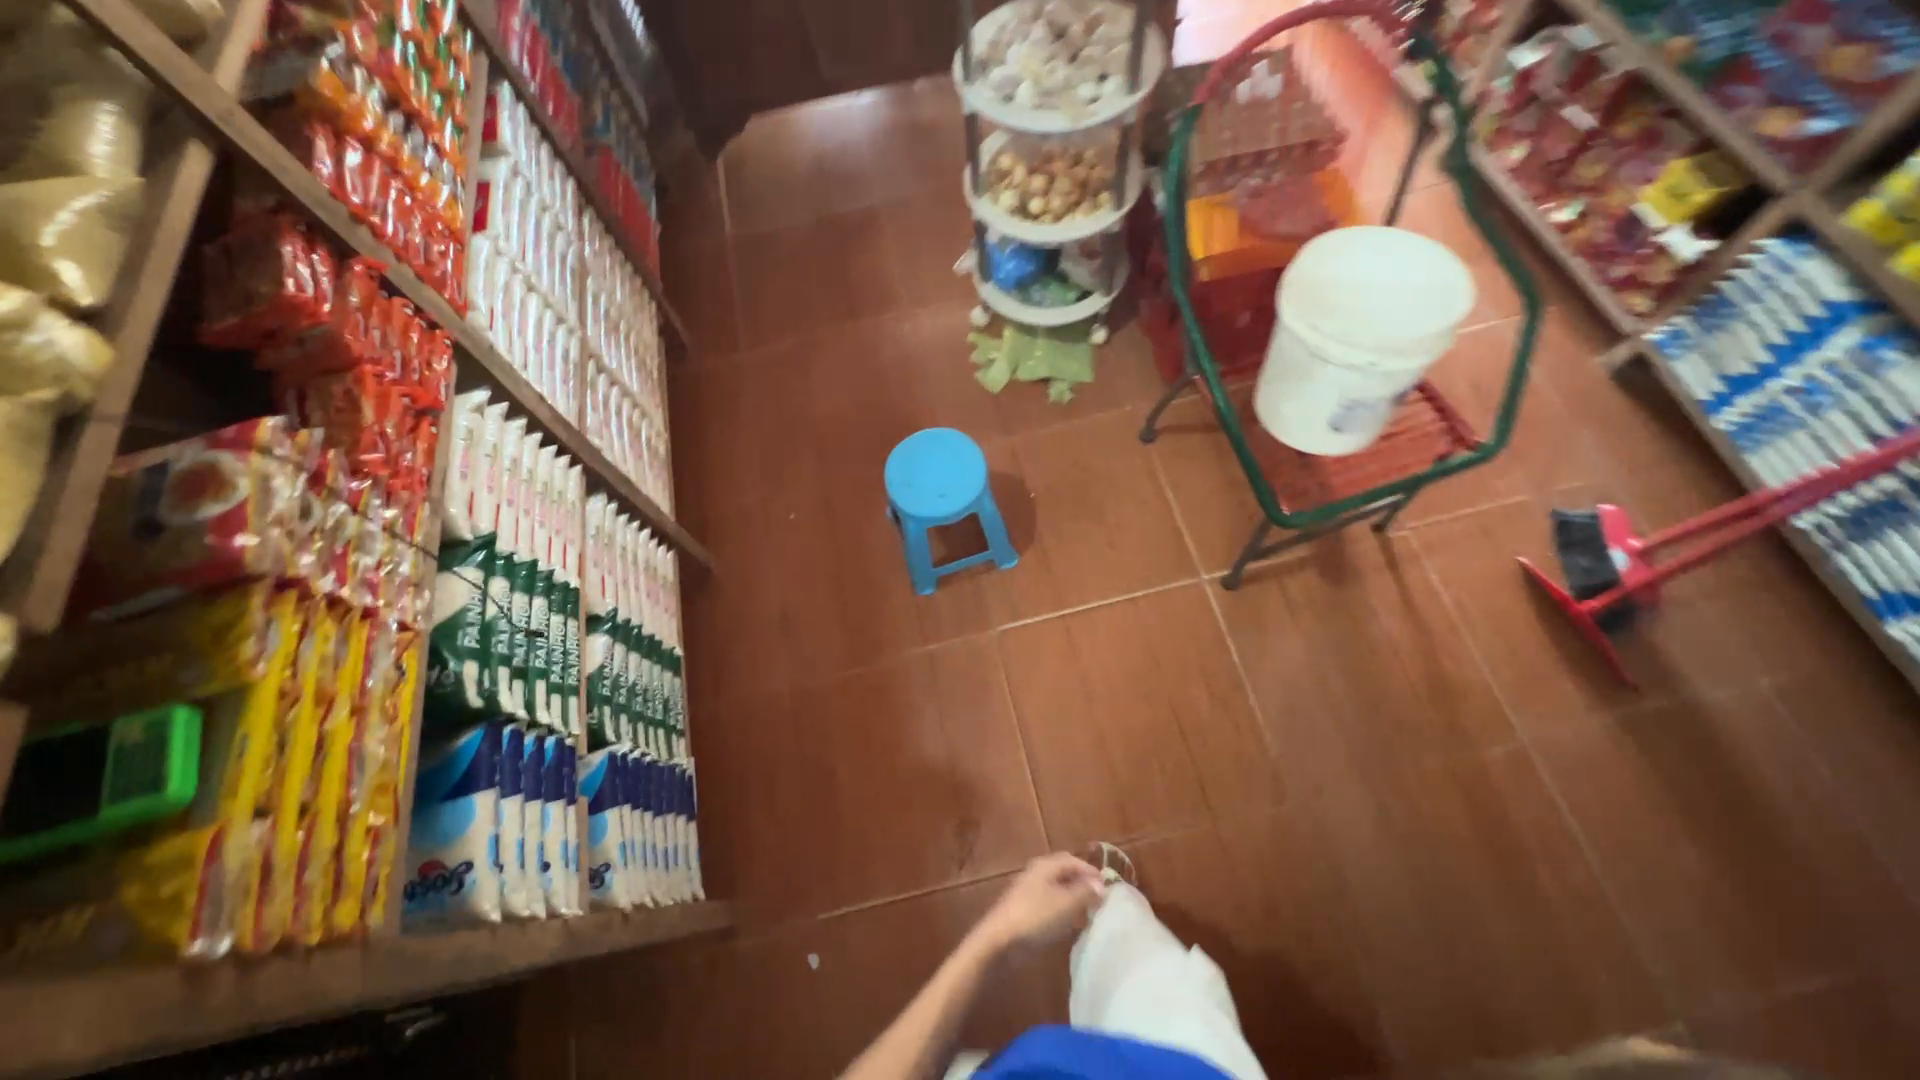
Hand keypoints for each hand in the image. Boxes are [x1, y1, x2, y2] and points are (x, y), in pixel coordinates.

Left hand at [969, 852, 1105, 955]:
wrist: (999, 941)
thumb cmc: (1035, 917)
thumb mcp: (1066, 904)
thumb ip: (1085, 892)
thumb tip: (1101, 884)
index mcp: (1046, 866)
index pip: (1073, 860)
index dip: (1091, 871)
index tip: (1108, 887)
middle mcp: (1036, 873)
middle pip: (1064, 873)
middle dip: (1082, 883)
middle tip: (1099, 899)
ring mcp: (1028, 892)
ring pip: (1057, 889)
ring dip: (1073, 898)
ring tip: (1089, 912)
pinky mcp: (1024, 910)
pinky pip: (1049, 904)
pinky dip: (1062, 909)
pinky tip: (1069, 924)